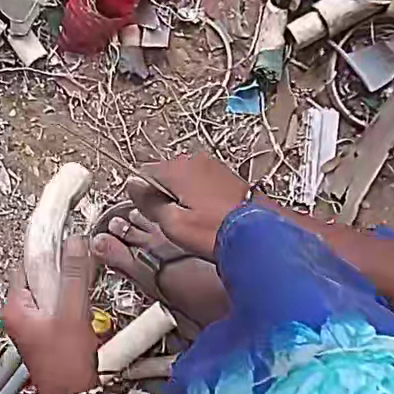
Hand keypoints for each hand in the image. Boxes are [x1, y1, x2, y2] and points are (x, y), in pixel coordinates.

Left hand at [2, 236, 100, 393]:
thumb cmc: (67, 367)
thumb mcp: (73, 313)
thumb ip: (74, 275)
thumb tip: (73, 243)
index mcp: (15, 308)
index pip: (28, 263)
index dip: (49, 250)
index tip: (65, 237)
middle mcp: (18, 315)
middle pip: (41, 275)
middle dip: (62, 269)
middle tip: (81, 268)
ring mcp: (32, 324)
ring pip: (51, 290)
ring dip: (69, 286)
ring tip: (83, 293)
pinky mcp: (46, 331)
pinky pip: (57, 304)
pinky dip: (71, 300)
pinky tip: (83, 306)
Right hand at [130, 155, 251, 261]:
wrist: (260, 232)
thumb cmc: (214, 231)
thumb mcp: (174, 224)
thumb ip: (149, 203)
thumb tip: (133, 187)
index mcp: (176, 169)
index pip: (143, 173)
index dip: (141, 195)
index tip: (148, 214)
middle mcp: (193, 160)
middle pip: (164, 174)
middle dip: (162, 194)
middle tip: (169, 221)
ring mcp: (212, 165)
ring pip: (183, 178)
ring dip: (180, 195)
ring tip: (190, 220)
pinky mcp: (226, 175)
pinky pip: (201, 181)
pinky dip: (197, 195)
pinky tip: (204, 214)